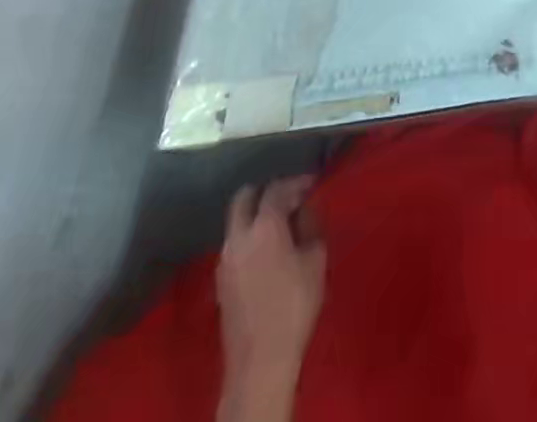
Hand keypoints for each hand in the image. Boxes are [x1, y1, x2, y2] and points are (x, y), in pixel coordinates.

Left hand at [218, 178, 326, 376]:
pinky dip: (252, 233)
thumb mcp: (315, 259)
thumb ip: (310, 227)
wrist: (261, 355)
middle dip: (267, 190)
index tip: (314, 181)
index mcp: (263, 228)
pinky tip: (272, 246)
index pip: (275, 190)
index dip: (296, 181)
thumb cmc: (296, 302)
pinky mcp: (221, 278)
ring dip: (258, 213)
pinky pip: (236, 242)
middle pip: (244, 198)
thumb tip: (306, 209)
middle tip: (292, 195)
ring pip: (237, 221)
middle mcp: (237, 238)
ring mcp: (224, 259)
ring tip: (286, 221)